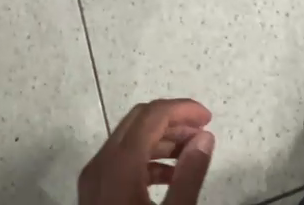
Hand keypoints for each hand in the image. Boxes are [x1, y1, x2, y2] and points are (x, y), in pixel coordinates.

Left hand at [78, 99, 214, 204]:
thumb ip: (190, 175)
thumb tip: (204, 137)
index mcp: (119, 164)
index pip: (152, 115)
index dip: (182, 109)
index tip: (209, 118)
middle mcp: (100, 163)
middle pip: (139, 121)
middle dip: (173, 121)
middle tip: (202, 132)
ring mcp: (93, 179)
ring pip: (129, 139)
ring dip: (162, 139)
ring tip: (191, 153)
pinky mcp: (94, 194)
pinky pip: (121, 160)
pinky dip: (147, 158)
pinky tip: (170, 176)